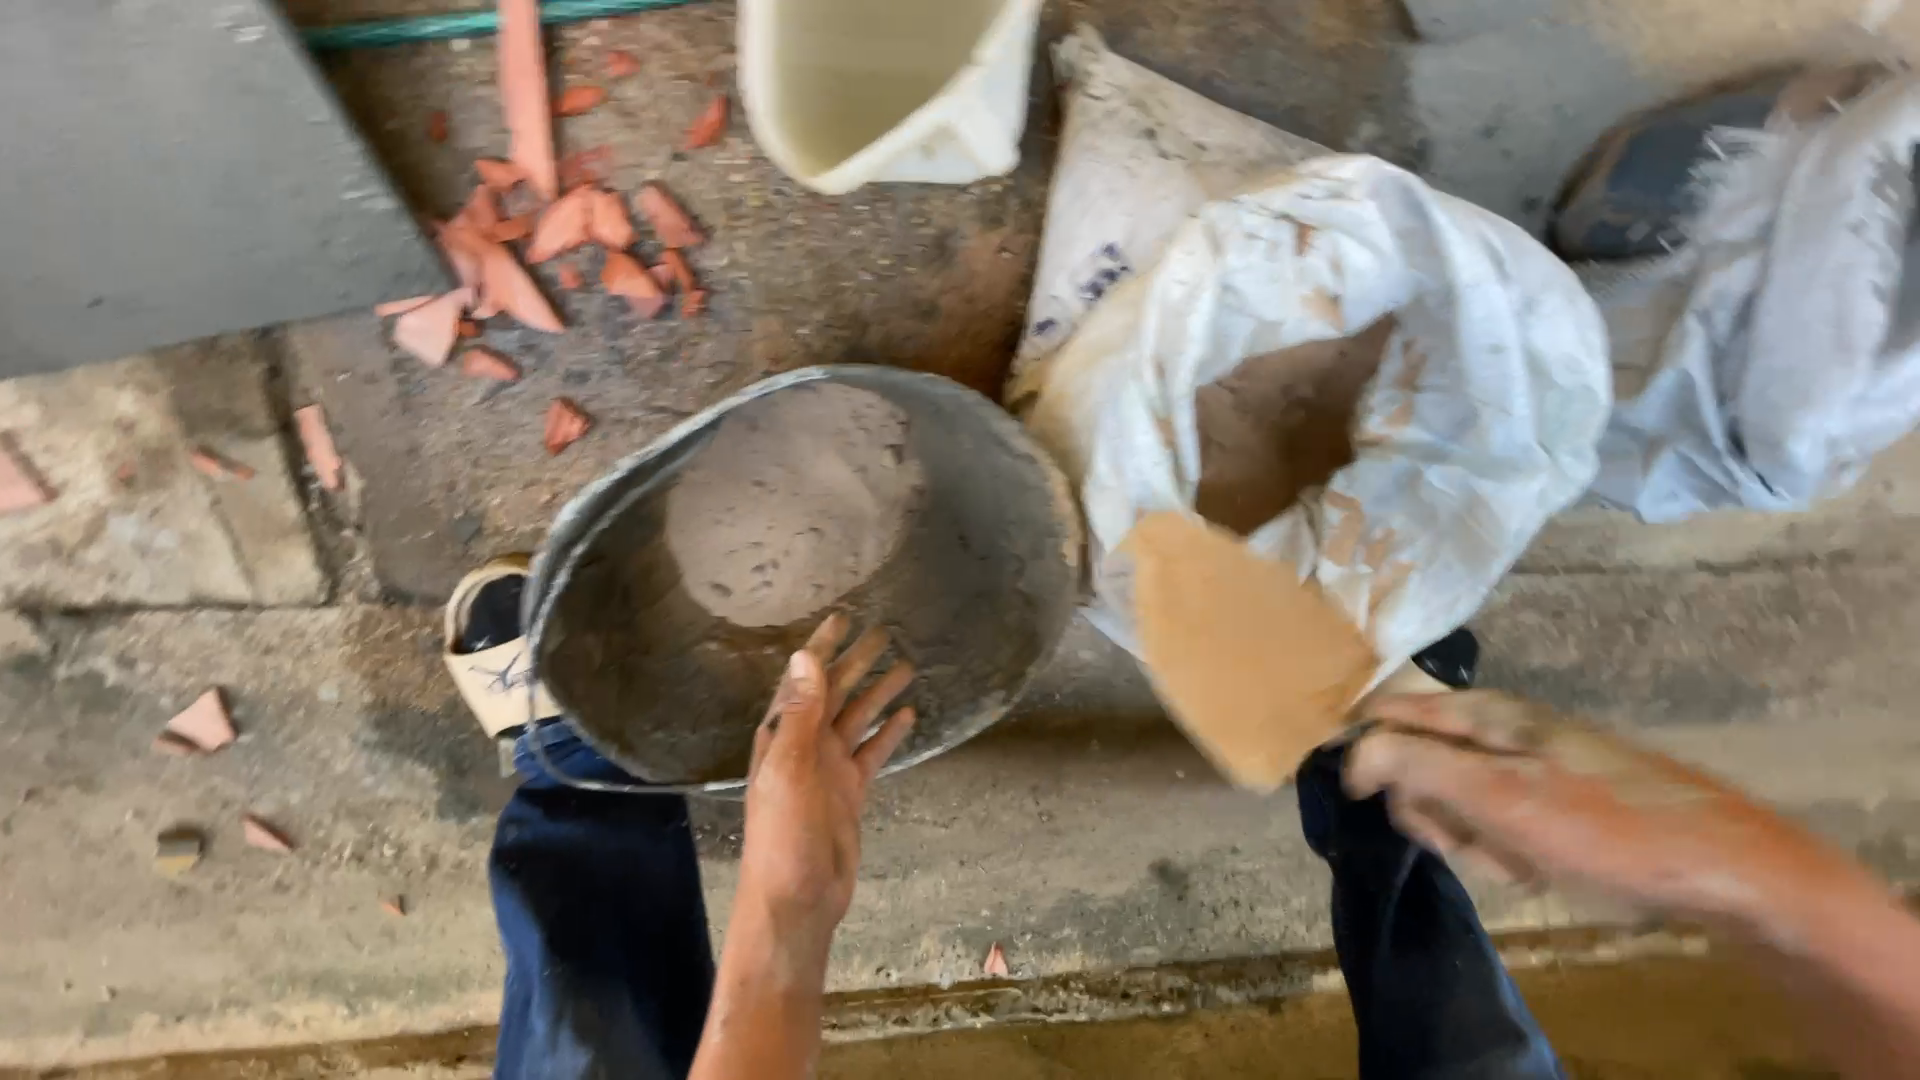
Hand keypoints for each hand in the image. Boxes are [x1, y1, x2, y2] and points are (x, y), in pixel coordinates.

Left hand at [693, 618, 914, 1079]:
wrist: (796, 900)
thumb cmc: (783, 836)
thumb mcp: (789, 770)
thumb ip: (801, 714)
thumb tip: (805, 656)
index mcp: (783, 735)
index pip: (804, 679)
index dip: (820, 648)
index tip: (842, 619)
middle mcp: (805, 744)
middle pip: (835, 692)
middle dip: (856, 661)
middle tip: (885, 631)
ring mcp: (829, 768)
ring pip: (858, 718)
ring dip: (878, 692)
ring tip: (905, 665)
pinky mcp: (850, 791)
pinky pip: (873, 752)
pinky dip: (889, 733)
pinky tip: (907, 715)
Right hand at [1345, 691, 1879, 939]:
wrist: (1731, 868)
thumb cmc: (1603, 827)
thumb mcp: (1495, 795)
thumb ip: (1411, 762)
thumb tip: (1347, 752)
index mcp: (1477, 710)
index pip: (1382, 713)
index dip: (1363, 753)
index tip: (1372, 802)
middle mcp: (1492, 723)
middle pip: (1412, 757)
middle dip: (1426, 807)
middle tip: (1460, 843)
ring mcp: (1521, 756)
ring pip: (1450, 790)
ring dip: (1466, 832)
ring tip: (1510, 859)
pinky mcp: (1546, 789)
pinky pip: (1490, 811)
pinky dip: (1498, 840)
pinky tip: (1532, 862)